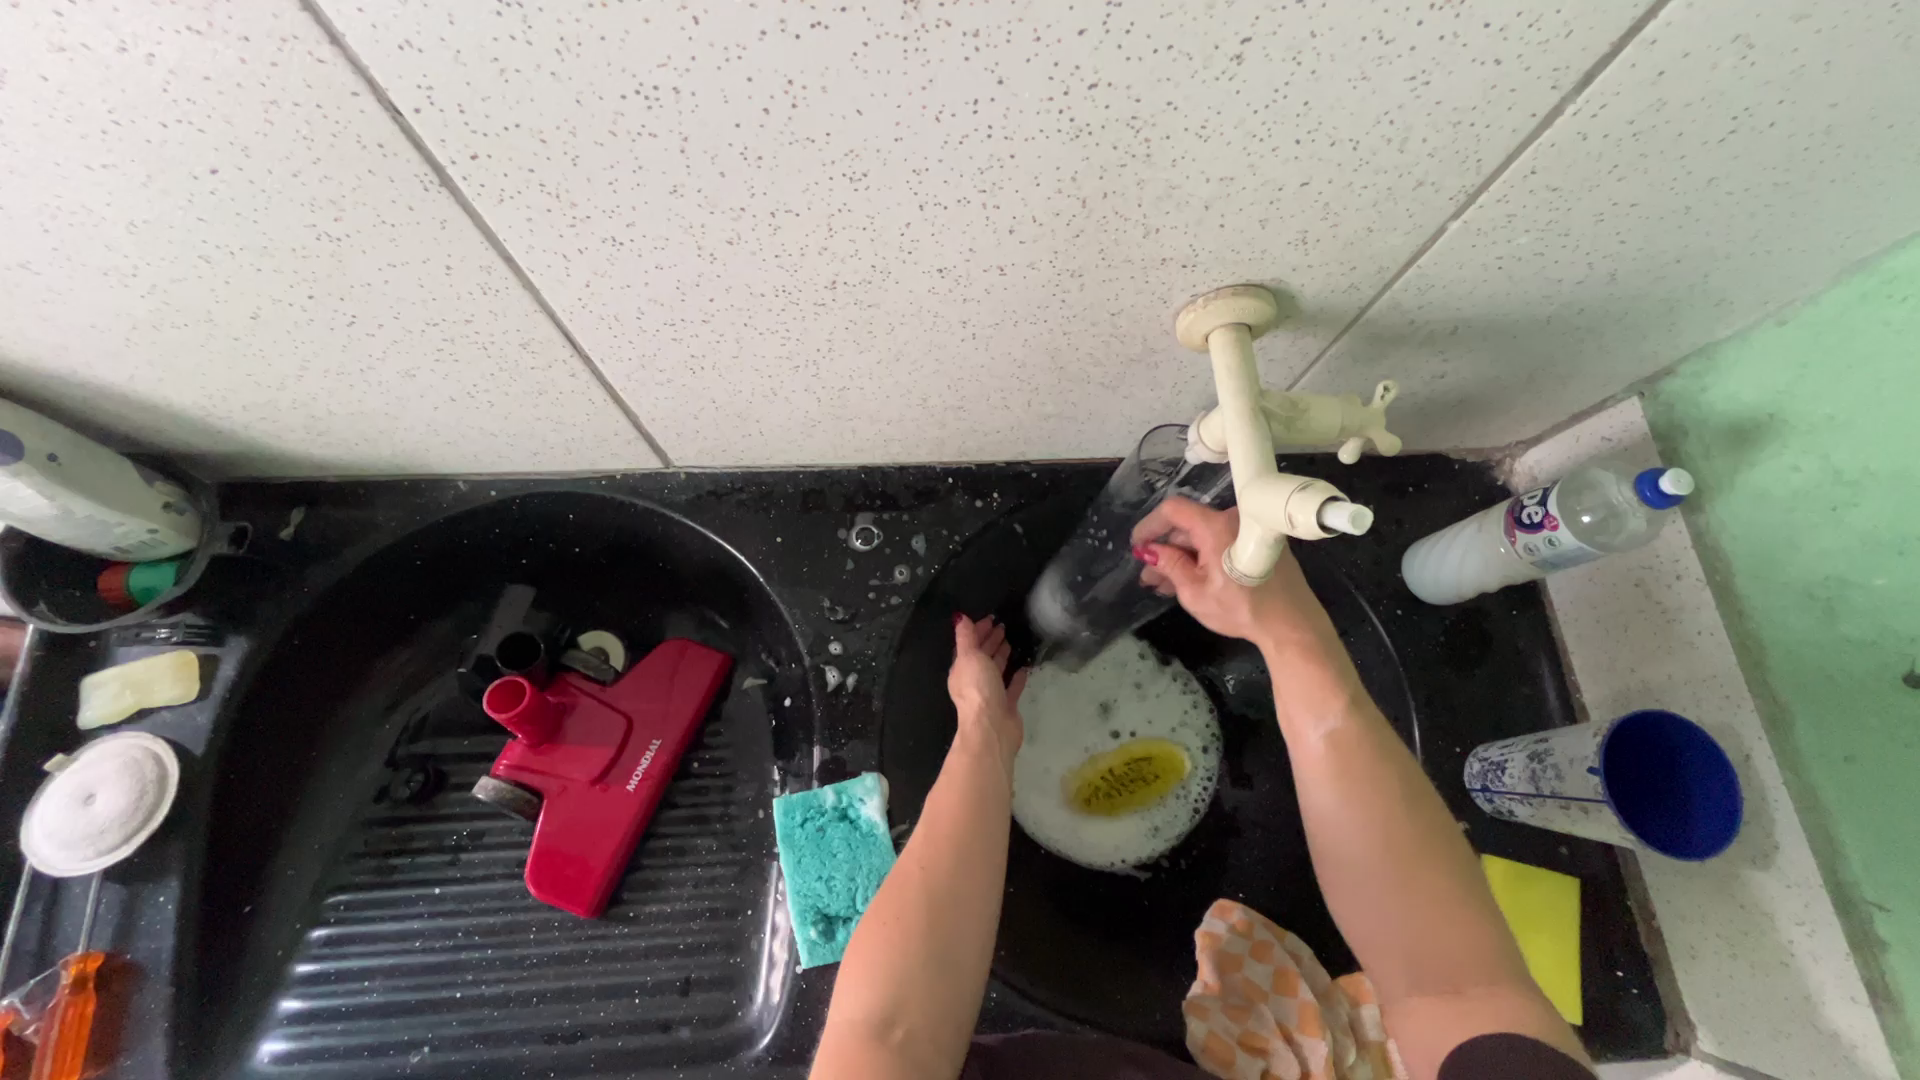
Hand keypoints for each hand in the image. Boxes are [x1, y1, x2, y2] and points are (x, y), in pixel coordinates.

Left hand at [947, 615, 1028, 763]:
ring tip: (1011, 641)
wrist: (992, 728)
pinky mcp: (1006, 705)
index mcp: (961, 669)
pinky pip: (1012, 686)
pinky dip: (1016, 676)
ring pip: (996, 670)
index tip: (991, 618)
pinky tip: (1024, 667)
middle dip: (990, 640)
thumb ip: (966, 637)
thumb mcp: (969, 657)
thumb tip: (958, 617)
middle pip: (982, 656)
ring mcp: (990, 693)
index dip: (977, 630)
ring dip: (1002, 655)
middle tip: (1002, 625)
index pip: (968, 645)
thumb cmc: (978, 689)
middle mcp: (974, 681)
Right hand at [1130, 497, 1336, 653]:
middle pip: (1188, 525)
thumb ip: (1169, 566)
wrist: (1290, 624)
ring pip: (1203, 537)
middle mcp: (1233, 519)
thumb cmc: (1241, 609)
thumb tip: (1149, 551)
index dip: (1150, 526)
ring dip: (1182, 557)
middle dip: (1165, 548)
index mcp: (1216, 526)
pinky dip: (1202, 558)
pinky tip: (1187, 580)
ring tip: (1162, 583)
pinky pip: (1220, 543)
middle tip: (1148, 574)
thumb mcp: (1195, 592)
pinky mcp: (1257, 544)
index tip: (1137, 546)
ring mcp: (1247, 530)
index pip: (1173, 511)